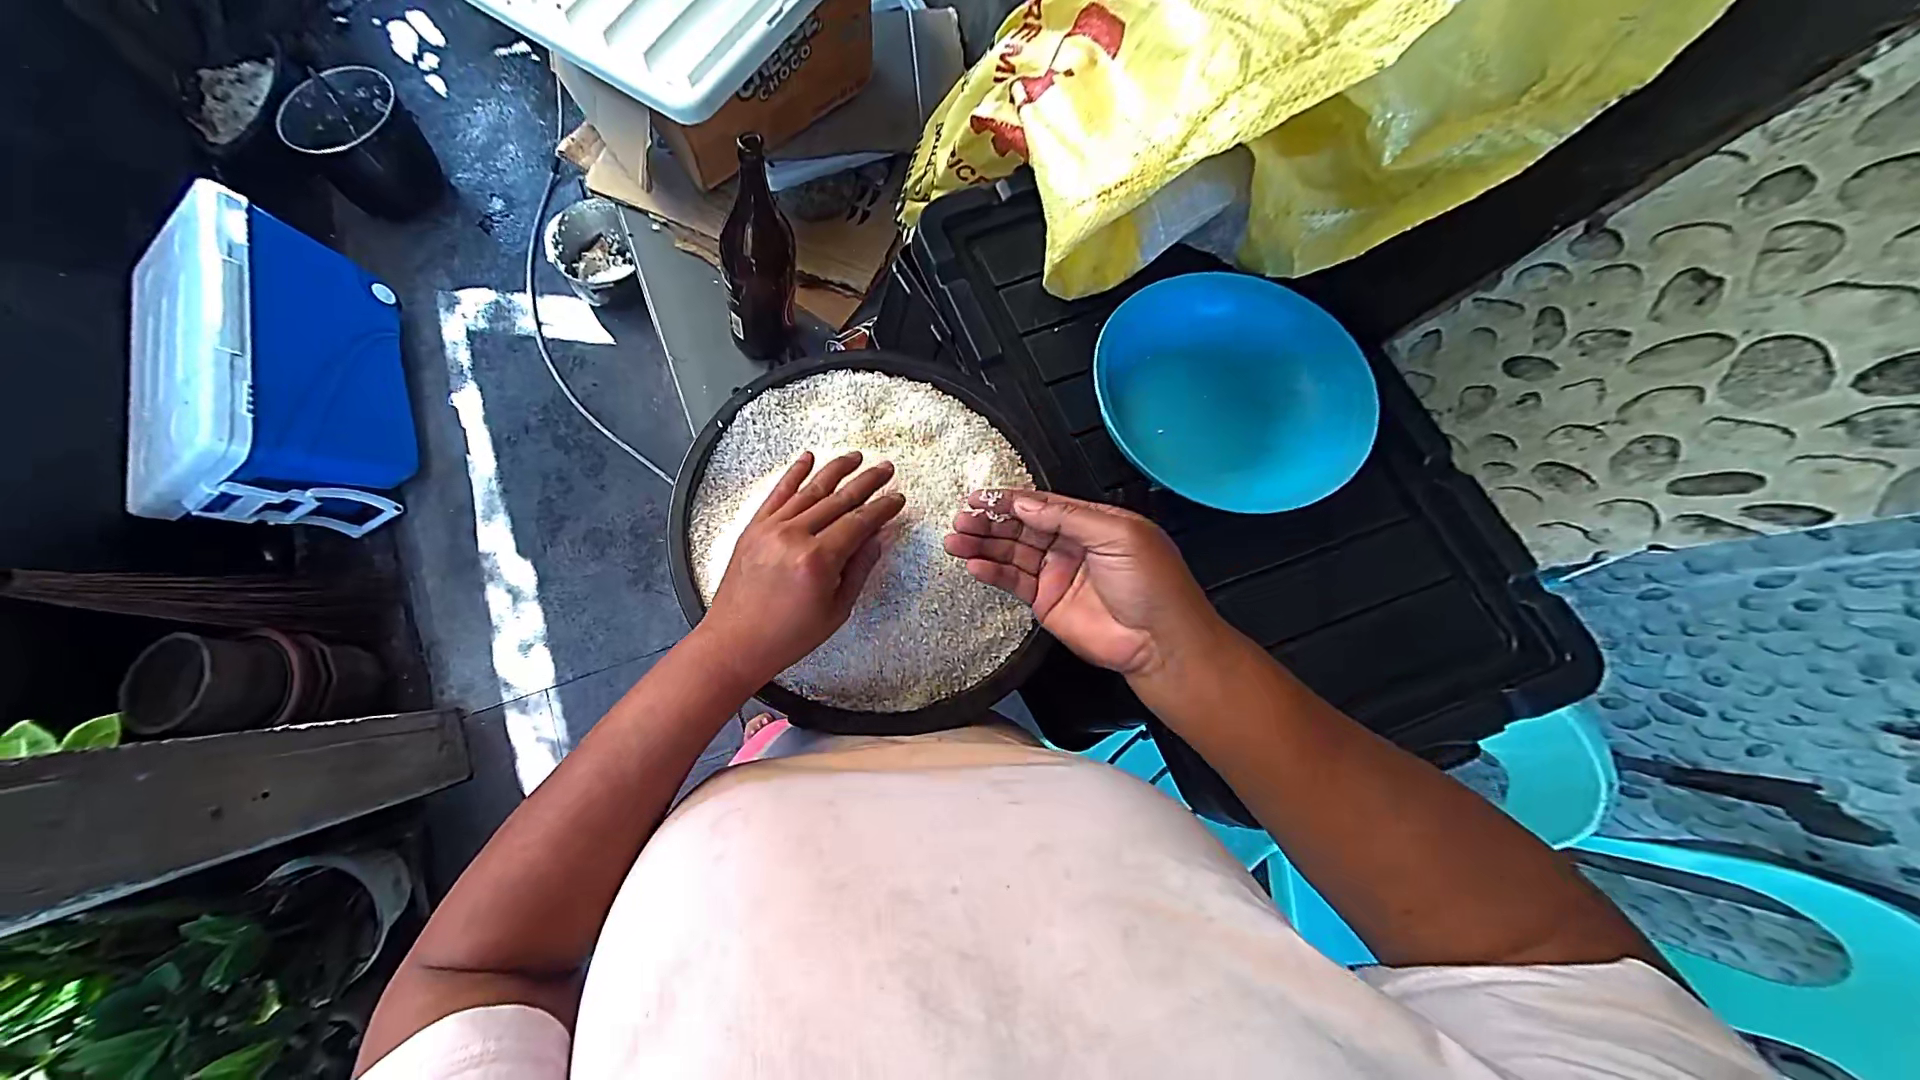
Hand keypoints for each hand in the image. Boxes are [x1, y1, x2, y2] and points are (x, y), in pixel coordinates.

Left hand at [700, 451, 905, 685]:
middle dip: (867, 482)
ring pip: (810, 490)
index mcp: (817, 560)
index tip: (897, 499)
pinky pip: (777, 493)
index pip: (859, 522)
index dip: (882, 508)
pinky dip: (793, 474)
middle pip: (839, 499)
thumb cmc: (785, 636)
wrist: (735, 643)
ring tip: (855, 458)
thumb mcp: (836, 609)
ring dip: (836, 470)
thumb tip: (876, 539)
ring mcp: (770, 530)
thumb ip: (858, 569)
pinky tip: (807, 459)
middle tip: (885, 470)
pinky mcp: (753, 529)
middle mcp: (793, 538)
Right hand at [943, 490, 1223, 679]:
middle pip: (1021, 527)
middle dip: (990, 521)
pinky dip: (992, 572)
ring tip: (956, 539)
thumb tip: (1026, 504)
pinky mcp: (1046, 602)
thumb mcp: (1117, 535)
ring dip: (983, 545)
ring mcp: (1057, 573)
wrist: (1160, 643)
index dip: (1010, 500)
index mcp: (1092, 523)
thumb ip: (1068, 517)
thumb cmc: (1155, 586)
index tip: (981, 497)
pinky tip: (974, 564)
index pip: (1043, 505)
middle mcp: (1071, 545)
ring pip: (1012, 553)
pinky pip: (1013, 582)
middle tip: (962, 518)